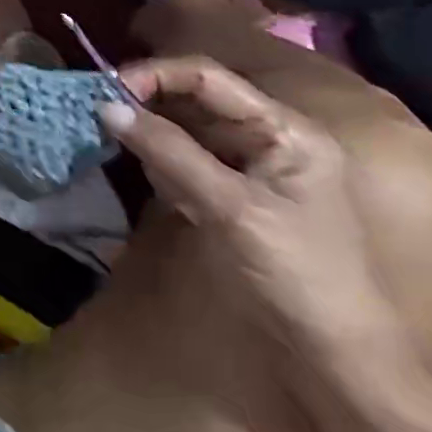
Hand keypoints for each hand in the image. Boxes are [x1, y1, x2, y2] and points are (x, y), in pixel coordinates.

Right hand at [100, 58, 394, 352]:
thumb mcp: (231, 209)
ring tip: (128, 153)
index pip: (207, 77)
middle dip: (147, 103)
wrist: (331, 357)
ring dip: (150, 135)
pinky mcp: (227, 189)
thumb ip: (168, 151)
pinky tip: (160, 187)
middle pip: (192, 97)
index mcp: (285, 130)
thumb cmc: (296, 275)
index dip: (155, 74)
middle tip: (101, 114)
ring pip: (181, 126)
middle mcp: (266, 136)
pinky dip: (159, 162)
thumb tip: (105, 105)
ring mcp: (247, 164)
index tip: (105, 89)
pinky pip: (181, 156)